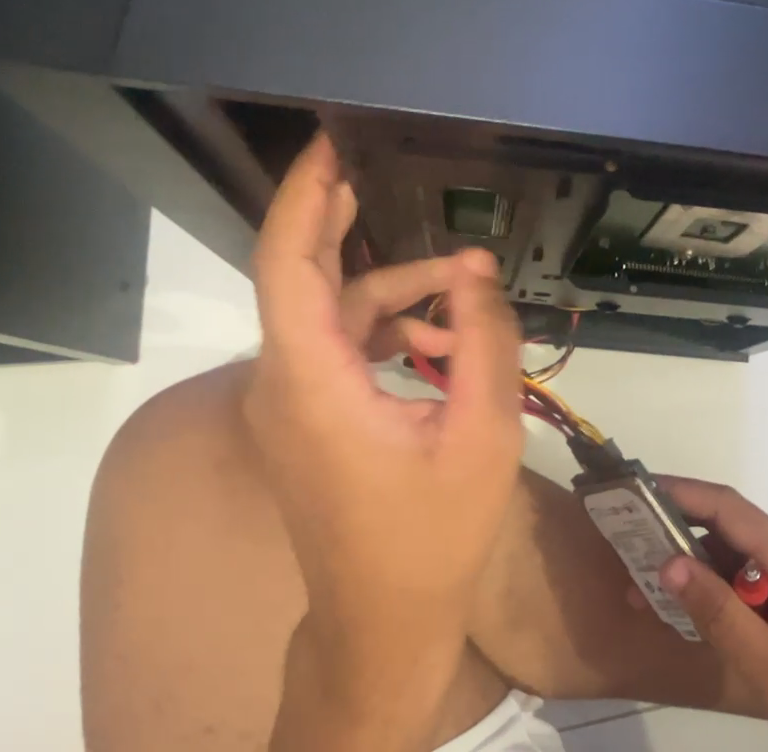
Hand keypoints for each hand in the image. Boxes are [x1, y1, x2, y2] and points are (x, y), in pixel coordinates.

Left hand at [246, 134, 526, 733]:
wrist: (384, 620)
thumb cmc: (431, 536)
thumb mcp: (481, 434)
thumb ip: (484, 340)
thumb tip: (477, 268)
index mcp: (312, 381)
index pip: (286, 263)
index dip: (303, 197)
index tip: (330, 146)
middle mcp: (283, 381)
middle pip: (302, 274)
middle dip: (337, 217)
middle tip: (373, 166)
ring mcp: (290, 402)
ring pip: (334, 313)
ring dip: (397, 293)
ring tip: (468, 294)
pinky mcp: (307, 417)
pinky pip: (341, 348)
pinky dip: (390, 332)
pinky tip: (446, 346)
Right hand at [655, 478, 767, 751]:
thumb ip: (719, 614)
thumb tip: (665, 560)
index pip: (727, 507)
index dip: (679, 491)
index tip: (632, 489)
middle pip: (726, 526)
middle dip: (674, 531)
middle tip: (623, 547)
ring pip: (734, 556)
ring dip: (690, 566)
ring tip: (640, 587)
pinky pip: (748, 581)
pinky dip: (713, 590)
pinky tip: (684, 611)